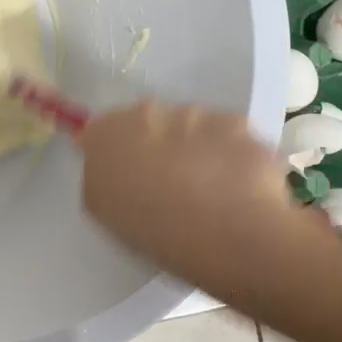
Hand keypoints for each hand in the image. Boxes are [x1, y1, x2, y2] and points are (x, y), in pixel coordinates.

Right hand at [80, 101, 323, 281]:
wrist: (224, 230)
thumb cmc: (151, 224)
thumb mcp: (102, 207)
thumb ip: (102, 176)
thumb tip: (116, 169)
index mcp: (106, 132)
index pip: (103, 129)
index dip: (117, 150)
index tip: (129, 172)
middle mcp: (147, 112)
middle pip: (149, 122)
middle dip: (157, 144)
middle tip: (169, 180)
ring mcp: (195, 114)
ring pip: (192, 126)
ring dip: (196, 147)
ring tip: (210, 186)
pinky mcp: (239, 123)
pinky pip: (230, 135)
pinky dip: (233, 153)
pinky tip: (239, 183)